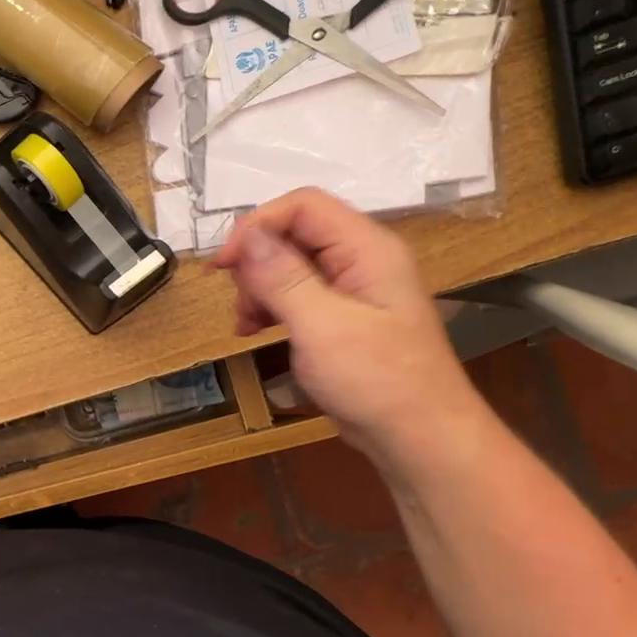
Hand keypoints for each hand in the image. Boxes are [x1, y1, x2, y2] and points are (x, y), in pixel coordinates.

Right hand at [212, 188, 481, 461]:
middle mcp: (360, 259)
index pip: (303, 206)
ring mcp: (350, 286)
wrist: (413, 430)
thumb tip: (246, 237)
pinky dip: (266, 307)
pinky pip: (292, 292)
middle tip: (242, 306)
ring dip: (255, 289)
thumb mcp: (322, 326)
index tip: (223, 267)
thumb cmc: (376, 378)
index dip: (256, 226)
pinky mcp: (338, 312)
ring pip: (285, 264)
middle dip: (254, 264)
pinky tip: (256, 332)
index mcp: (367, 250)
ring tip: (248, 325)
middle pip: (291, 233)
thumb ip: (283, 279)